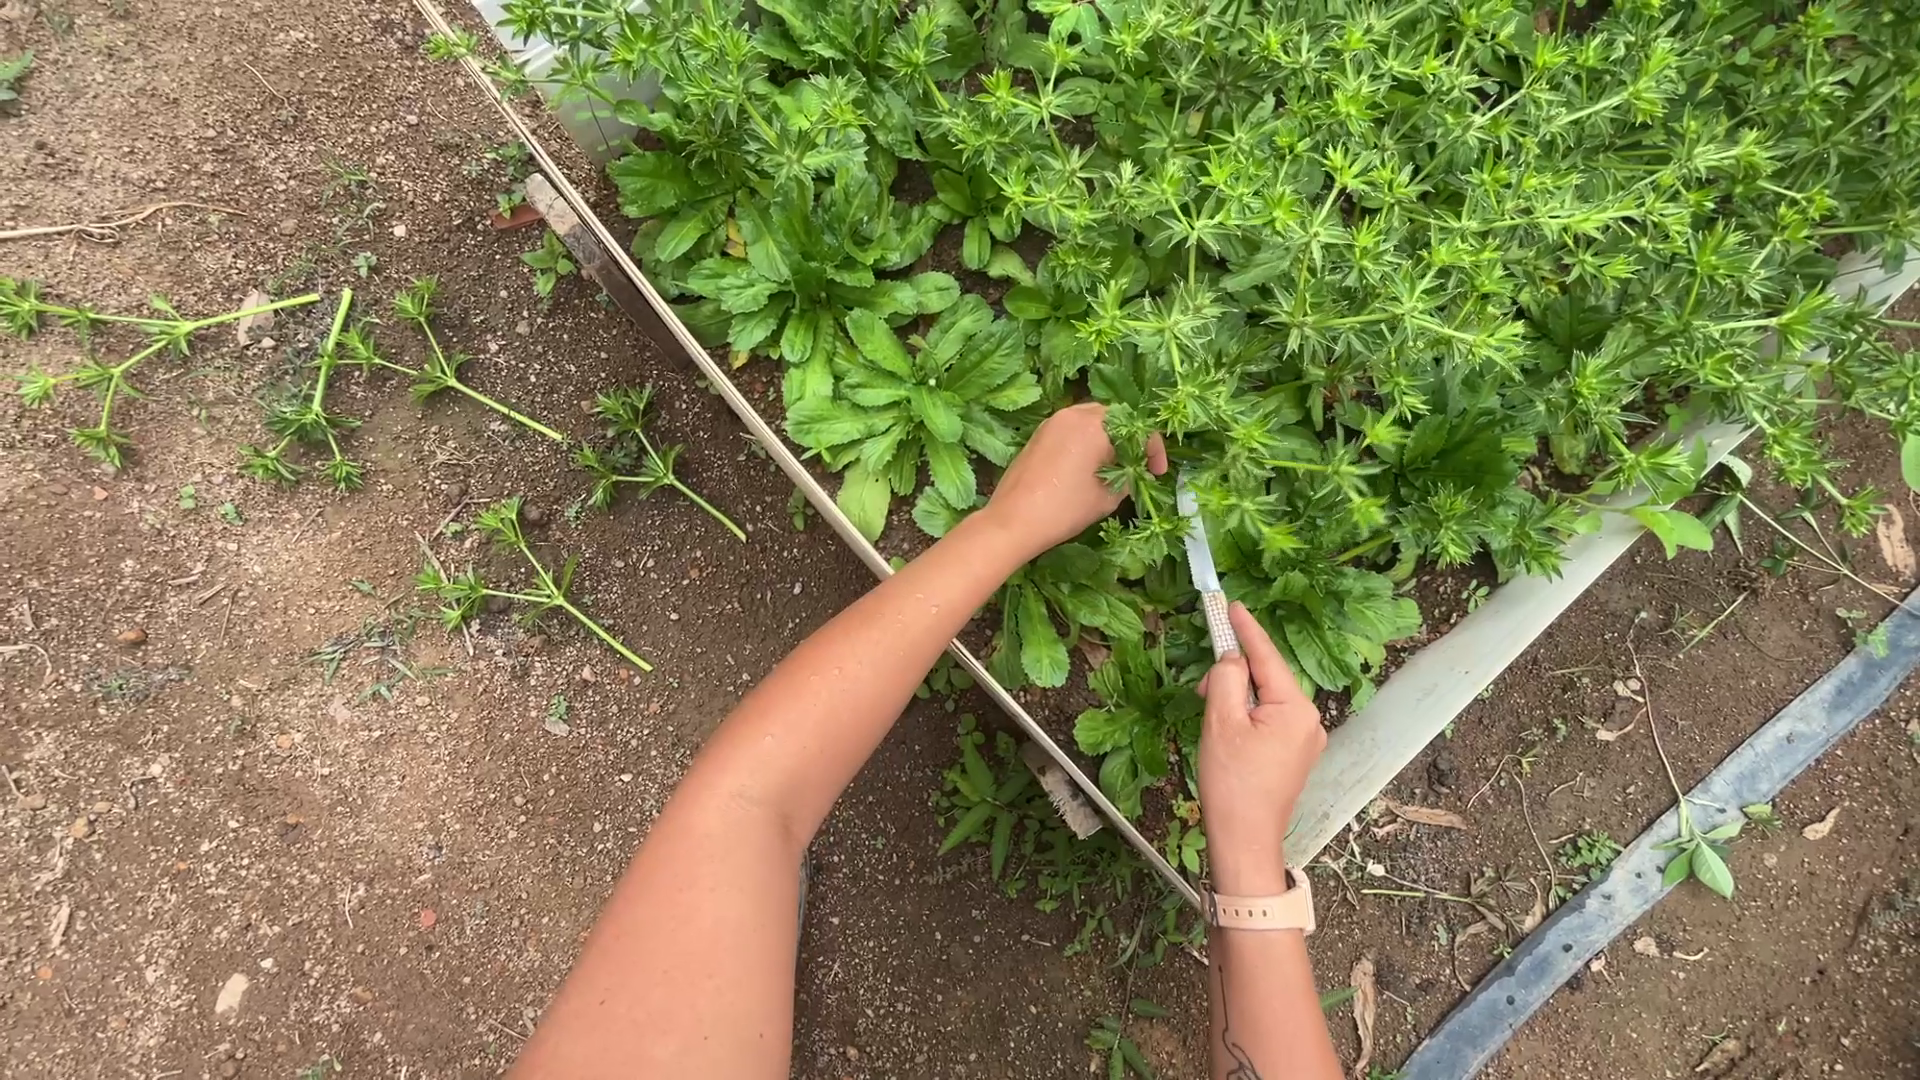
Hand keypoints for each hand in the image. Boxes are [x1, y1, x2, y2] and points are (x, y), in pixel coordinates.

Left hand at [982, 403, 1166, 556]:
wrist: (1012, 521)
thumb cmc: (1064, 509)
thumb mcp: (1108, 497)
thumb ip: (1127, 477)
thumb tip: (1132, 471)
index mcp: (1095, 425)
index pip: (1137, 428)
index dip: (1154, 449)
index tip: (1157, 473)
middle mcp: (1073, 414)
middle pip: (1114, 418)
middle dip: (1131, 440)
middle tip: (1138, 465)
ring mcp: (1052, 423)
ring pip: (1091, 421)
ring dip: (1108, 439)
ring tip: (1115, 466)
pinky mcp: (1038, 435)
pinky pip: (1072, 429)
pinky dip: (1087, 442)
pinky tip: (1089, 466)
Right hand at [1196, 602, 1324, 895]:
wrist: (1244, 837)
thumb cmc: (1232, 780)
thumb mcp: (1221, 721)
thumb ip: (1227, 678)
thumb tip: (1231, 658)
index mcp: (1297, 709)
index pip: (1267, 657)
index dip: (1246, 629)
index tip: (1231, 604)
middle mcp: (1309, 720)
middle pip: (1267, 677)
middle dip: (1234, 672)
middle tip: (1201, 685)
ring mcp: (1305, 739)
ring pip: (1266, 698)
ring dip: (1236, 695)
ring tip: (1209, 711)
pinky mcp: (1293, 754)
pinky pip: (1268, 717)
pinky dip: (1245, 712)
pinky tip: (1225, 723)